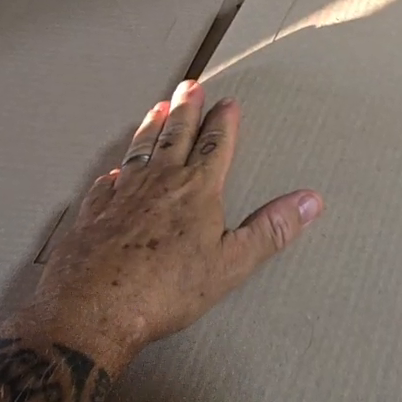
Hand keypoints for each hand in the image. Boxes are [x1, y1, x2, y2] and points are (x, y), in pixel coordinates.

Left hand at [3, 80, 323, 369]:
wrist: (88, 315)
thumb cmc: (165, 289)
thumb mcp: (232, 263)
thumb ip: (272, 229)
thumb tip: (312, 200)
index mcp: (197, 189)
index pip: (215, 145)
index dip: (223, 122)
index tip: (228, 102)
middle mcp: (160, 183)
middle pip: (176, 136)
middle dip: (186, 110)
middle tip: (189, 86)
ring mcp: (121, 197)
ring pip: (140, 151)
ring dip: (151, 128)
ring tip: (157, 108)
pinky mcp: (90, 217)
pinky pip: (105, 186)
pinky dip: (113, 173)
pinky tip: (112, 172)